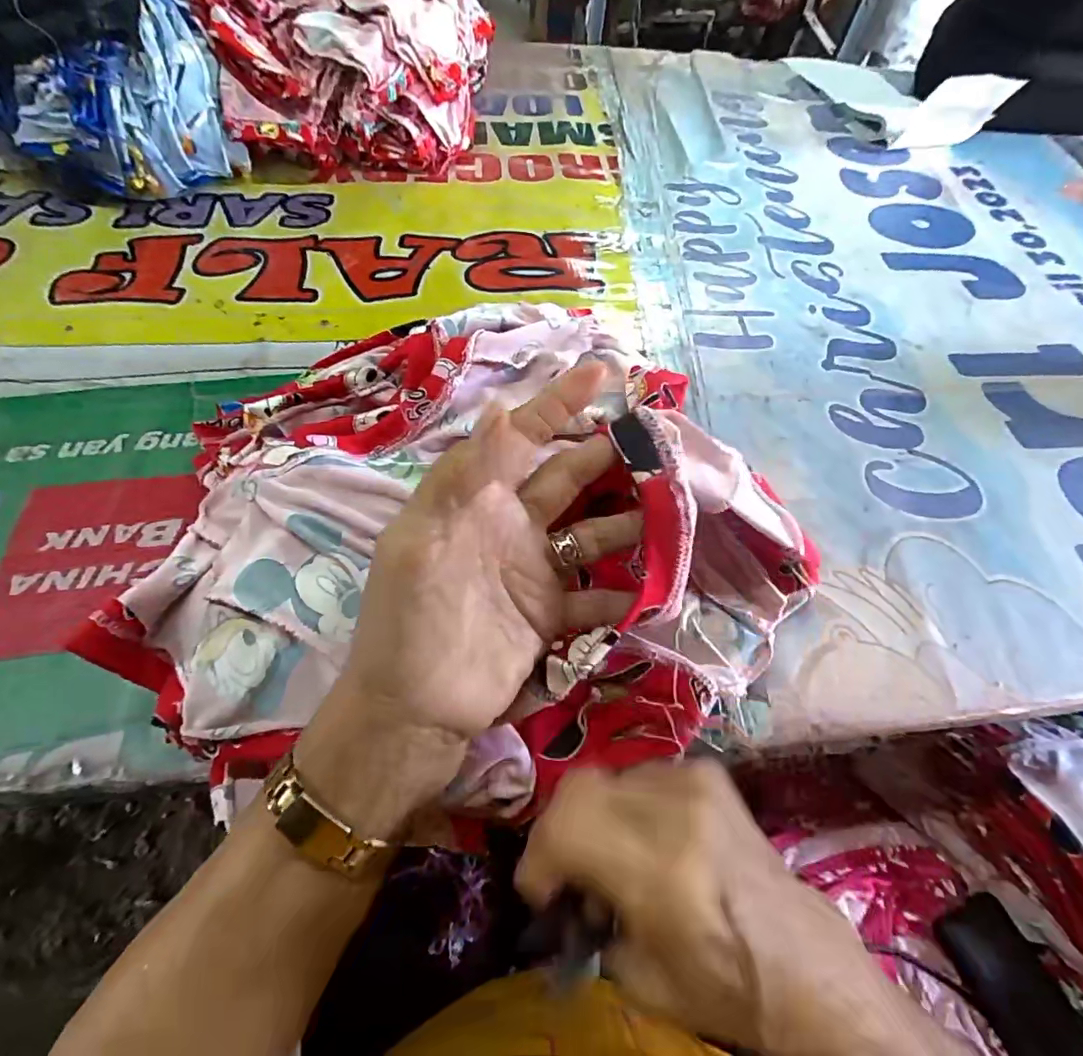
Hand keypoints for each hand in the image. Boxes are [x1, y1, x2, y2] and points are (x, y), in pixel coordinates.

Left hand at [293, 360, 642, 837]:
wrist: (412, 709)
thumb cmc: (407, 621)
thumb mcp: (420, 543)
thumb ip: (460, 480)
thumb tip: (499, 410)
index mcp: (475, 501)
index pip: (520, 438)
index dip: (559, 403)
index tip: (606, 373)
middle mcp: (510, 527)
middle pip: (568, 478)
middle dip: (609, 456)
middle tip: (661, 443)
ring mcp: (534, 571)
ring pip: (594, 530)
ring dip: (631, 518)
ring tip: (676, 508)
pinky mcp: (553, 616)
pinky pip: (599, 592)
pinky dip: (628, 589)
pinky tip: (661, 585)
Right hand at [516, 762, 961, 1055]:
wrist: (804, 967)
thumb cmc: (722, 984)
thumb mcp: (637, 976)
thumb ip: (586, 923)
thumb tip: (562, 895)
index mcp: (658, 867)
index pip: (563, 827)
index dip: (538, 859)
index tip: (542, 894)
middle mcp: (675, 809)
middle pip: (577, 788)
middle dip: (558, 831)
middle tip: (566, 872)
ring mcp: (694, 782)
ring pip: (605, 777)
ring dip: (593, 816)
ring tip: (611, 858)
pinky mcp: (709, 774)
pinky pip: (640, 774)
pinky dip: (628, 804)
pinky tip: (646, 837)